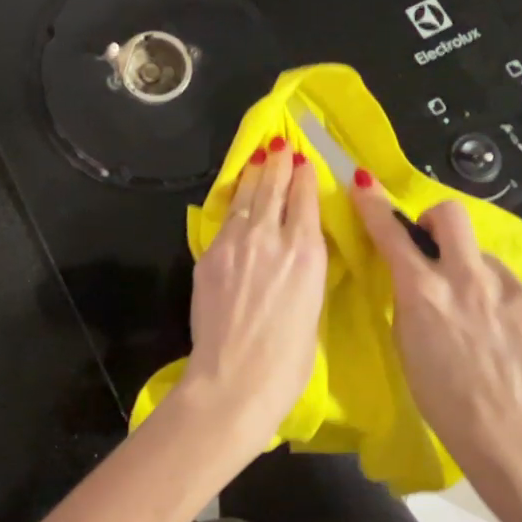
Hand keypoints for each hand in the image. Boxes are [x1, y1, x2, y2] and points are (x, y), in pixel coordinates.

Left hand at [174, 138, 328, 457]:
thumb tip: (295, 256)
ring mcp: (235, 243)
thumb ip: (304, 273)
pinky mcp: (210, 255)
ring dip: (253, 175)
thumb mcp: (312, 310)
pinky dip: (233, 200)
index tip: (303, 161)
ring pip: (246, 198)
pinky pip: (225, 219)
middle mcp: (270, 238)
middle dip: (276, 165)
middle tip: (279, 145)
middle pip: (273, 190)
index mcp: (306, 254)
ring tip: (259, 157)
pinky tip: (235, 194)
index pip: (304, 201)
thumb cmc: (286, 362)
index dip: (303, 178)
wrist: (233, 377)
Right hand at [350, 182, 521, 488]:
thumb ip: (411, 300)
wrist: (518, 447)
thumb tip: (416, 275)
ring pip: (490, 264)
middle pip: (452, 216)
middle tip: (438, 249)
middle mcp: (470, 281)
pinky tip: (513, 344)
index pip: (392, 232)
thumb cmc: (445, 403)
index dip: (373, 204)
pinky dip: (512, 310)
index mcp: (425, 292)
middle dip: (438, 223)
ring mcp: (518, 293)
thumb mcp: (407, 345)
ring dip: (480, 281)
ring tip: (485, 326)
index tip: (364, 184)